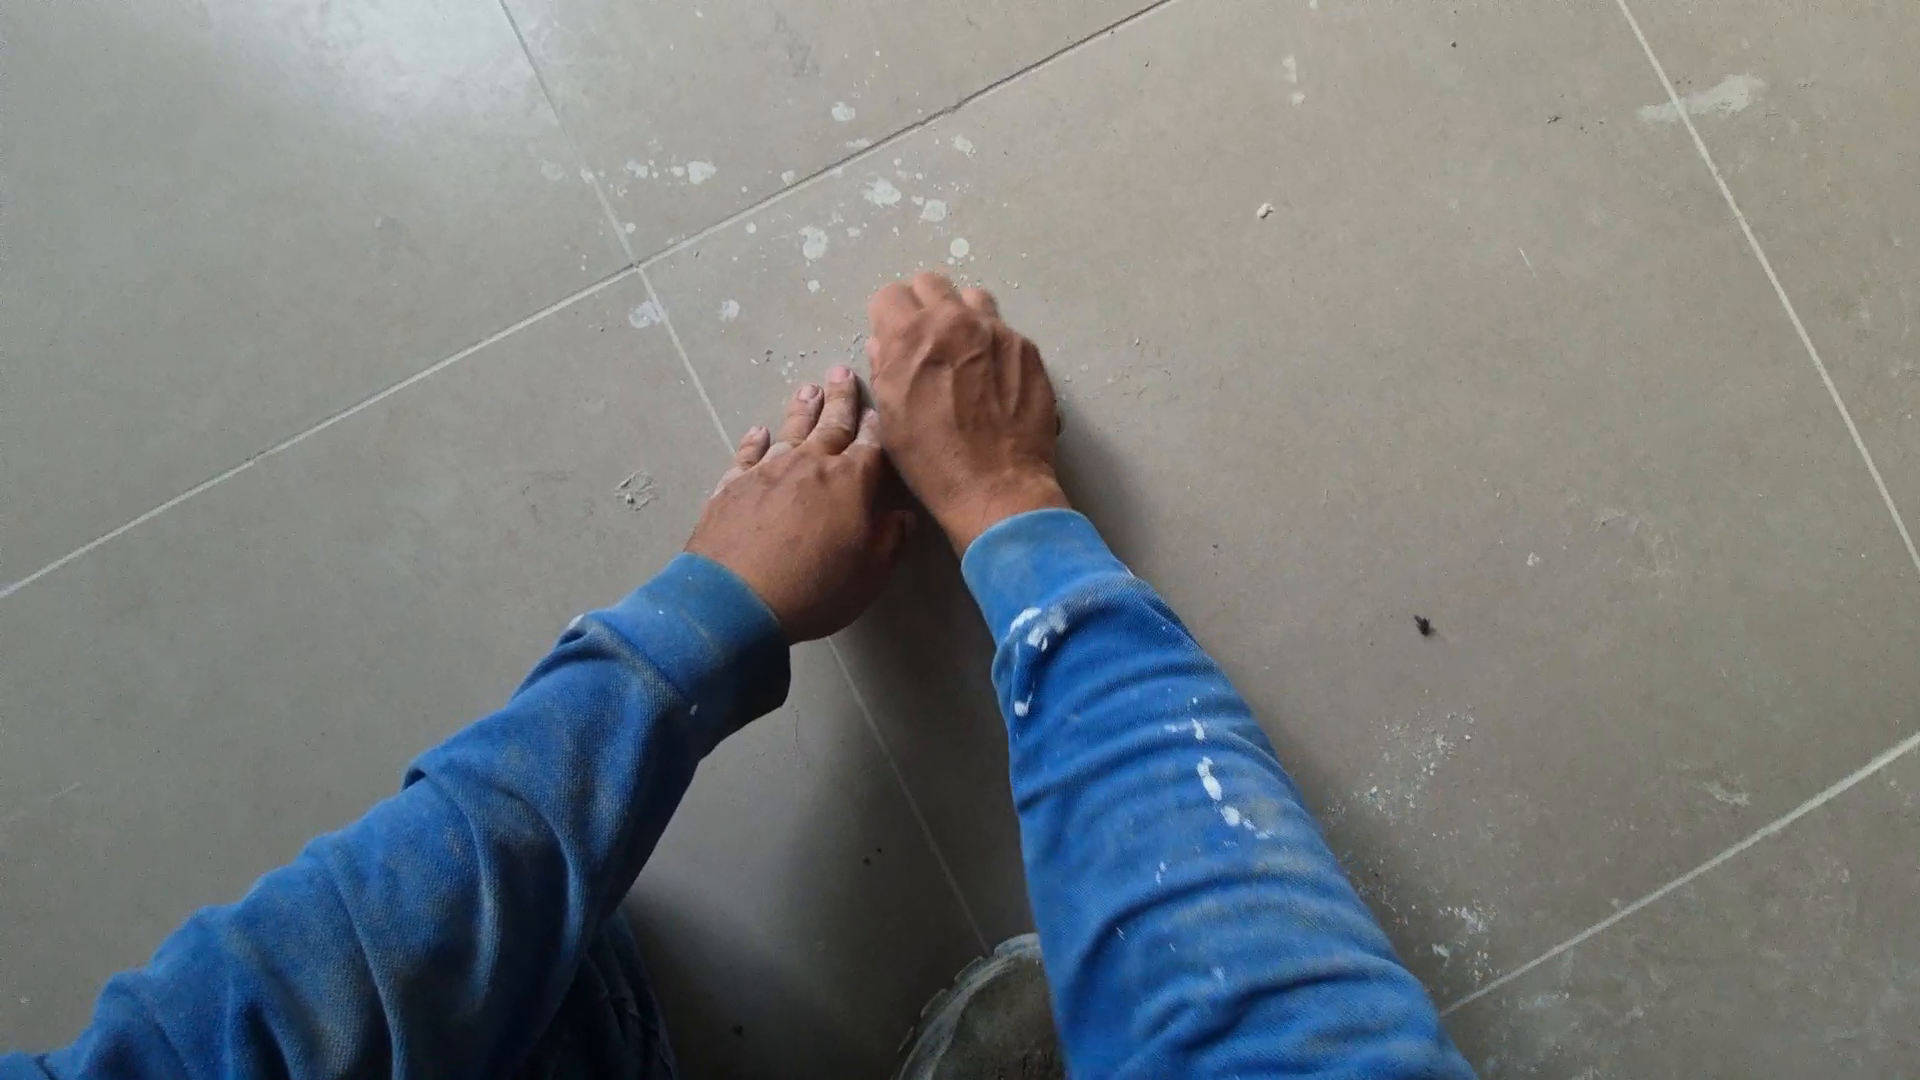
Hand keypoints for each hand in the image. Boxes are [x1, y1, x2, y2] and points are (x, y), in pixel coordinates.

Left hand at [686, 367, 916, 642]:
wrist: (737, 600)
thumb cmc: (815, 589)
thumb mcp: (870, 574)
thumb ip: (891, 541)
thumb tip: (904, 517)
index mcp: (850, 482)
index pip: (871, 444)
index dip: (877, 426)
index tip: (879, 408)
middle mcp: (810, 465)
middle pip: (831, 425)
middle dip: (840, 398)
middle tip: (841, 371)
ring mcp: (767, 472)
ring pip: (790, 431)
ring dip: (801, 410)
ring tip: (808, 388)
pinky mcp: (731, 486)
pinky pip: (747, 455)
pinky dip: (755, 441)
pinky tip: (758, 432)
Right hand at [866, 273, 1069, 553]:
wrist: (997, 487)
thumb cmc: (932, 461)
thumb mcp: (890, 418)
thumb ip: (884, 369)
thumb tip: (883, 344)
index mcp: (909, 336)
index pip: (889, 295)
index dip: (887, 318)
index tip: (893, 340)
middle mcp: (954, 321)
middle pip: (930, 284)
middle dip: (922, 307)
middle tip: (927, 342)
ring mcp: (996, 331)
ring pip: (971, 299)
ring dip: (961, 317)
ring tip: (964, 352)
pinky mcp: (1027, 349)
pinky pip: (1003, 330)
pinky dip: (992, 344)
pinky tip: (994, 377)